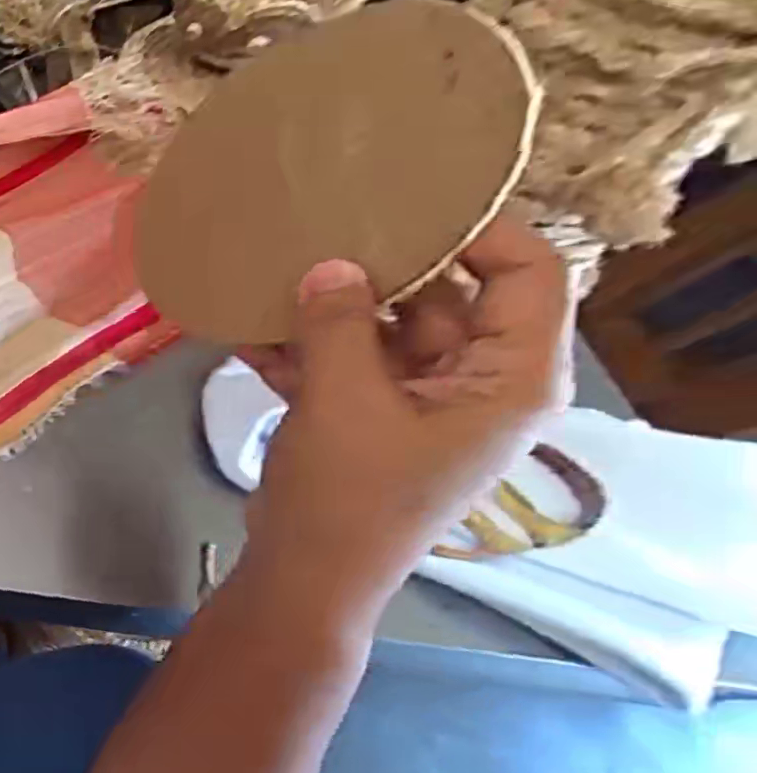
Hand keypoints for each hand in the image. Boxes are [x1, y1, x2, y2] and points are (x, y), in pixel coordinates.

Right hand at [238, 217, 571, 581]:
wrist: (305, 566)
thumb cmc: (348, 491)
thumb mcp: (343, 401)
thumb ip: (339, 328)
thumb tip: (329, 266)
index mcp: (508, 377)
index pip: (528, 275)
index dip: (481, 231)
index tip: (408, 206)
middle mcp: (471, 383)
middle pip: (442, 302)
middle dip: (379, 272)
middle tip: (321, 235)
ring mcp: (411, 403)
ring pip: (377, 336)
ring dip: (324, 315)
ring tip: (272, 280)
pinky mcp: (361, 420)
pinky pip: (336, 369)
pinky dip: (296, 353)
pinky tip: (245, 334)